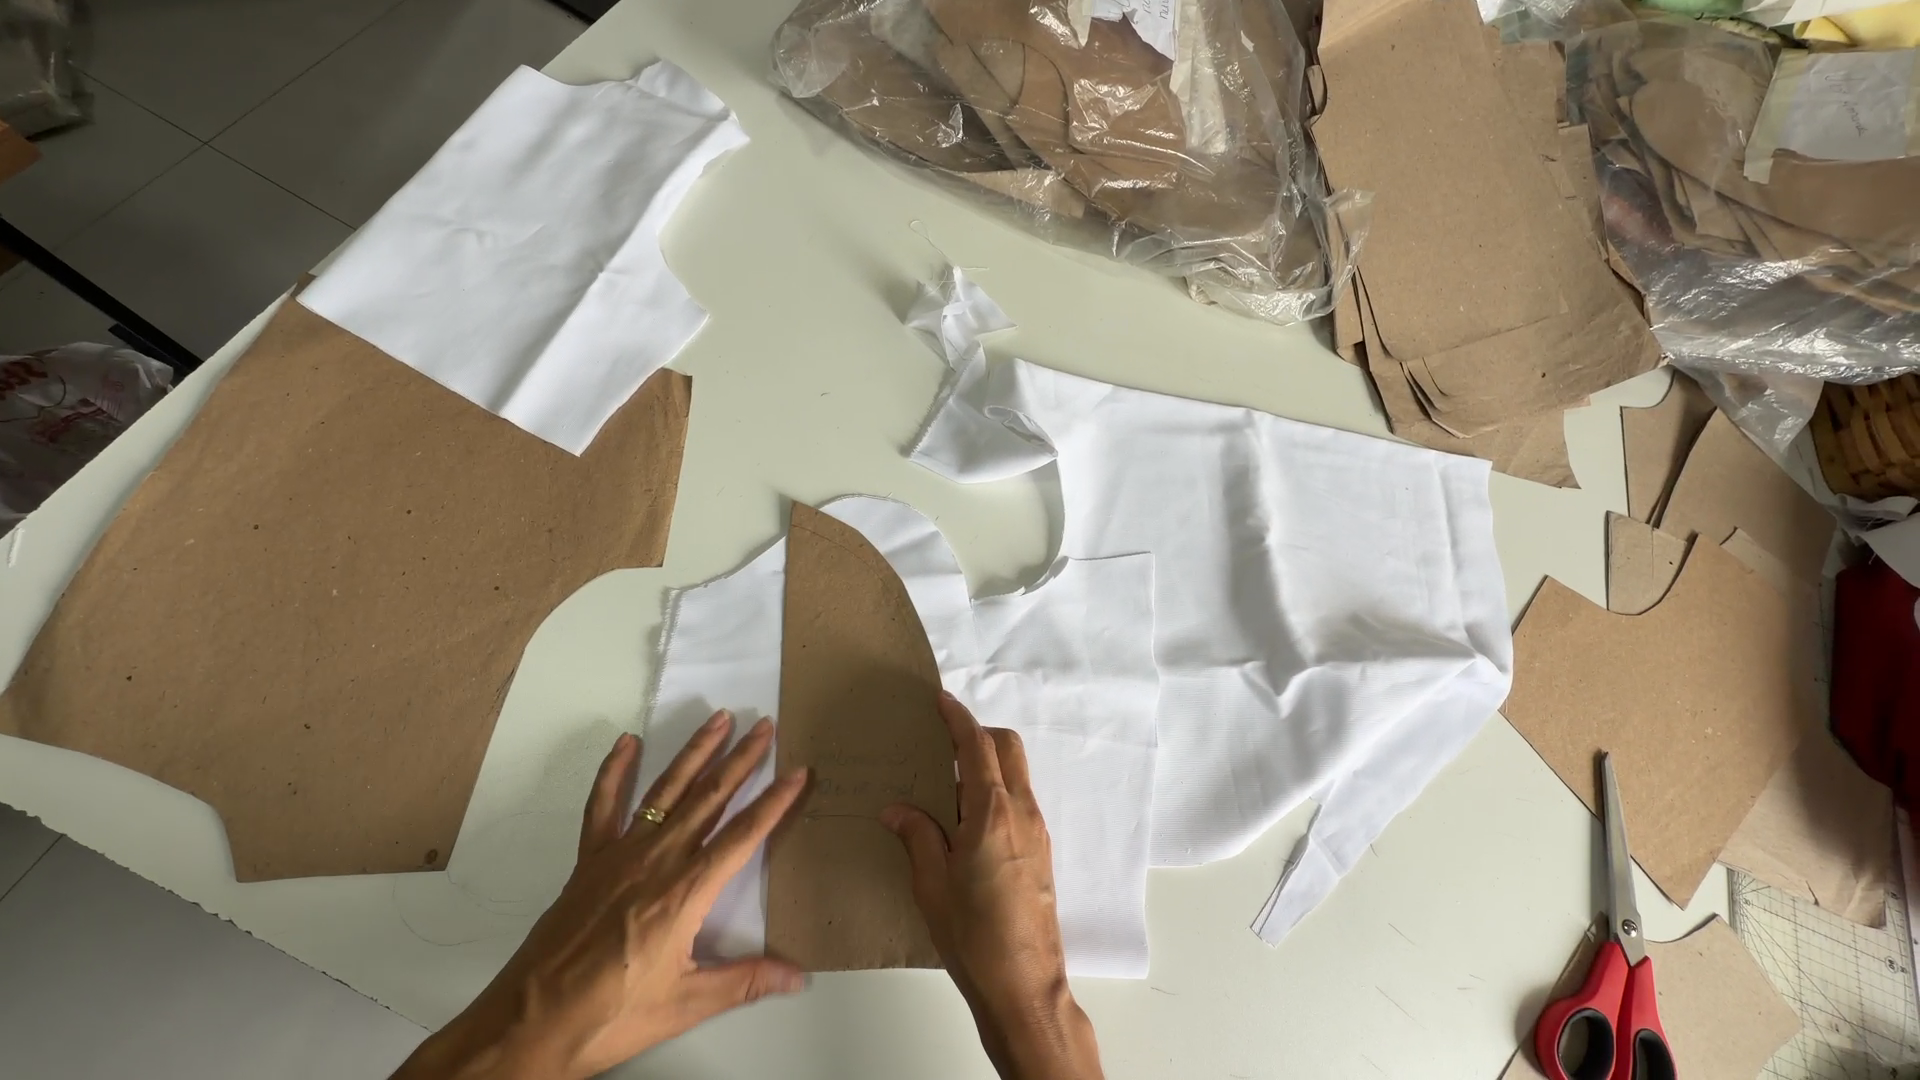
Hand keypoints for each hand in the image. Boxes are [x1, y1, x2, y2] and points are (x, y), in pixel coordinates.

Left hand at [393, 712, 807, 1079]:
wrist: (527, 1025)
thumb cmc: (610, 1015)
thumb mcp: (685, 1004)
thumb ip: (744, 982)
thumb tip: (799, 976)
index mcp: (686, 892)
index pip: (743, 836)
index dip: (775, 802)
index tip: (798, 772)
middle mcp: (657, 860)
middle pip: (710, 798)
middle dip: (741, 759)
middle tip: (764, 726)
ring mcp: (620, 854)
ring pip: (667, 790)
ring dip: (695, 751)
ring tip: (719, 719)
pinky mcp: (589, 860)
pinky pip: (603, 806)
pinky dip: (614, 771)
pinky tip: (627, 742)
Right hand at [883, 693, 1103, 1079]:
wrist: (1025, 986)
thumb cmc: (973, 935)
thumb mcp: (932, 885)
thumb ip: (918, 837)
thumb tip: (897, 810)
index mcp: (992, 813)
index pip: (977, 747)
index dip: (959, 718)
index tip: (941, 700)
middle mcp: (1022, 812)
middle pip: (1007, 748)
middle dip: (978, 734)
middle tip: (943, 742)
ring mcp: (1037, 830)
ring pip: (1016, 773)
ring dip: (987, 763)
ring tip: (947, 785)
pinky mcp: (1041, 851)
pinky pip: (1019, 800)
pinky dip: (996, 790)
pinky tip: (966, 820)